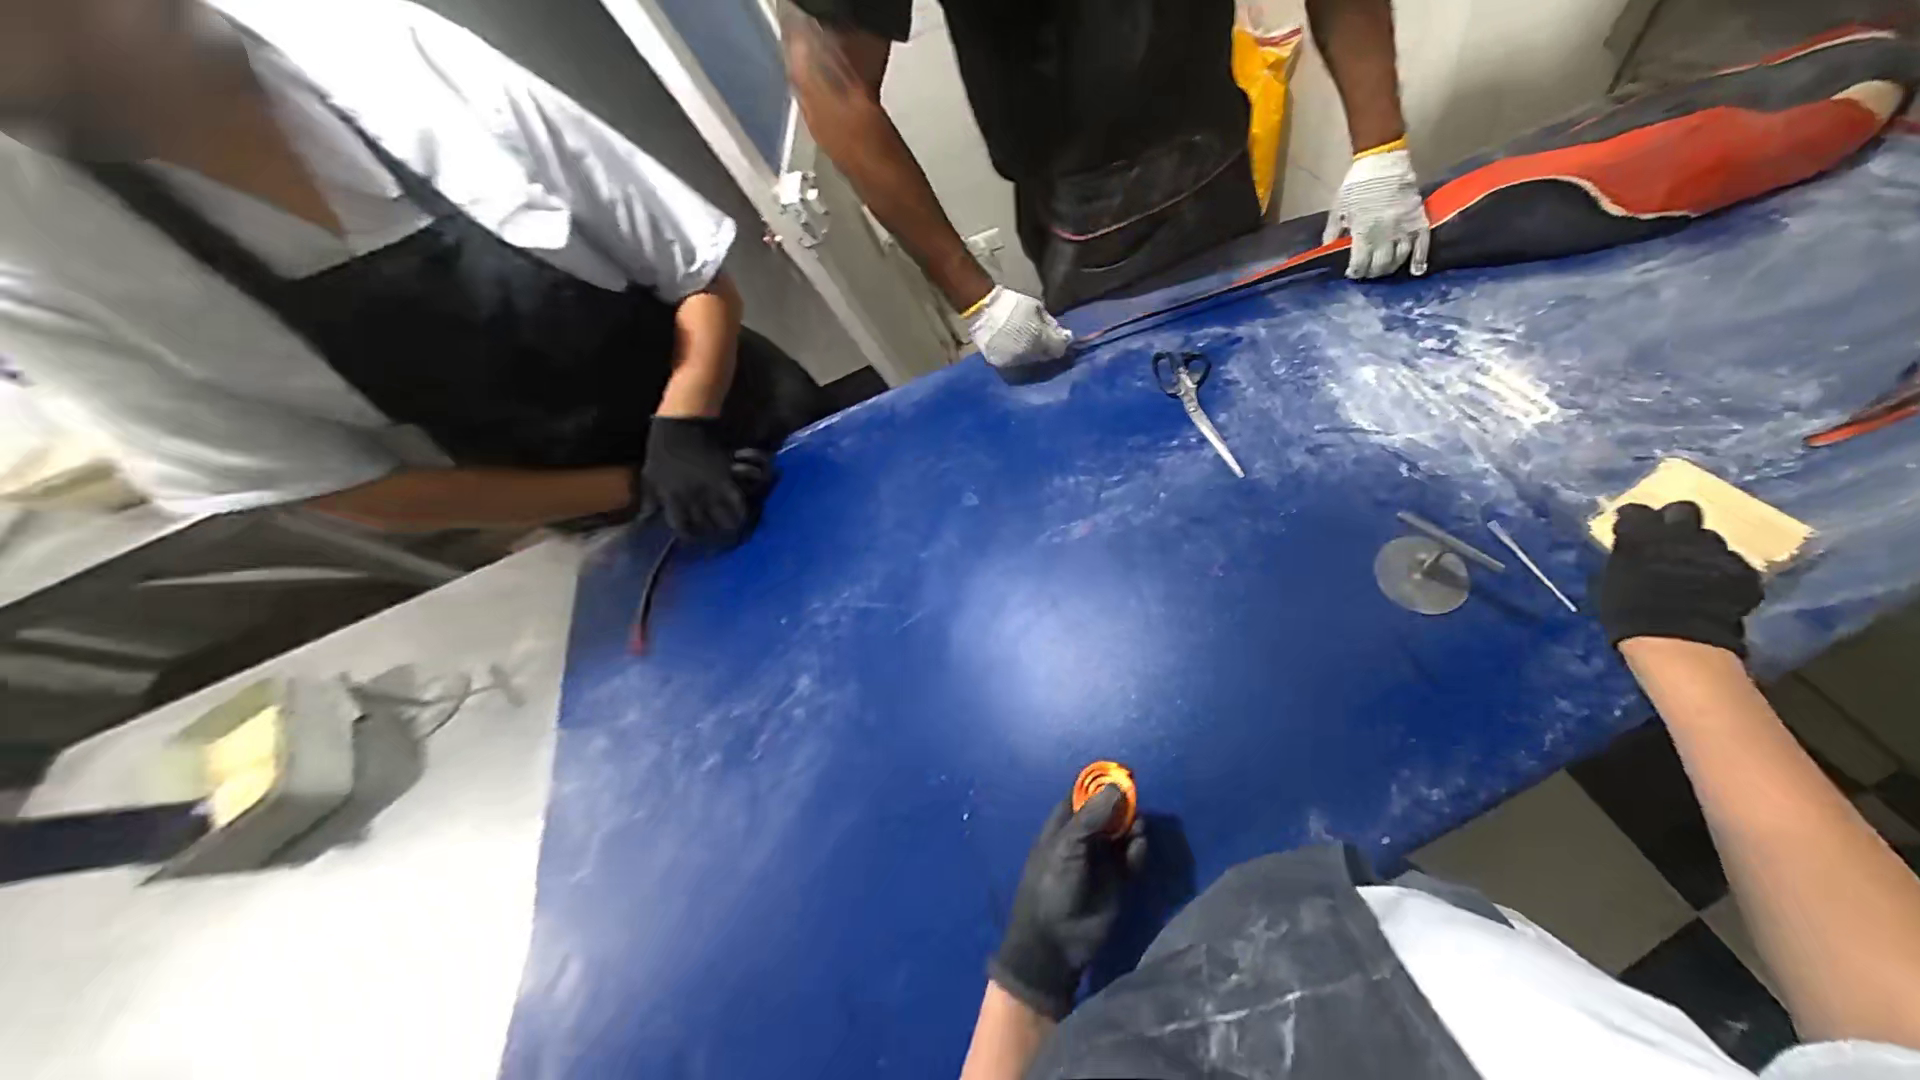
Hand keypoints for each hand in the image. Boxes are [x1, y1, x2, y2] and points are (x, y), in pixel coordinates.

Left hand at [642, 417, 754, 544]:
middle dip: (710, 532)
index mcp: (671, 497)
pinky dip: (740, 508)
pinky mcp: (724, 478)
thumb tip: (645, 517)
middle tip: (715, 535)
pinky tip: (741, 512)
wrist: (679, 425)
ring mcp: (709, 488)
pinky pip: (736, 500)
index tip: (694, 536)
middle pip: (704, 525)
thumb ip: (650, 498)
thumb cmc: (661, 449)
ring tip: (731, 529)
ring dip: (728, 525)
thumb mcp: (649, 475)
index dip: (689, 535)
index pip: (681, 526)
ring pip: (723, 517)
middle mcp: (691, 497)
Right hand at [966, 286, 1072, 378]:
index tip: (1061, 338)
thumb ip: (1050, 324)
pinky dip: (1017, 358)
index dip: (1062, 344)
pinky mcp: (1001, 365)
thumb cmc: (1012, 305)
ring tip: (1027, 344)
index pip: (1059, 350)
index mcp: (1041, 340)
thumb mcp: (1037, 308)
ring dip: (1032, 356)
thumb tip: (1062, 334)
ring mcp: (1014, 362)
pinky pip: (1014, 365)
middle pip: (1045, 359)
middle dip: (1046, 351)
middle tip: (1043, 341)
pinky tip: (1015, 349)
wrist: (984, 310)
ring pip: (1030, 364)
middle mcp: (1030, 355)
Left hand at [989, 787, 1146, 1018]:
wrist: (1056, 940)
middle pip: (1108, 811)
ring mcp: (1102, 858)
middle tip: (1135, 803)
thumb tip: (1116, 788)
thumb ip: (1091, 816)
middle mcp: (1084, 837)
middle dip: (1122, 805)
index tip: (1122, 774)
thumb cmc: (1051, 884)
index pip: (1083, 794)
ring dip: (1133, 827)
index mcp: (1063, 824)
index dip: (1100, 784)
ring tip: (1137, 829)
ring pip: (1124, 832)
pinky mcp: (1119, 880)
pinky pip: (1134, 857)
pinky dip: (1138, 850)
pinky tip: (1137, 849)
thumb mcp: (1066, 845)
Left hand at [1324, 147, 1430, 278]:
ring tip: (1383, 270)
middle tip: (1367, 273)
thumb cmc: (1356, 186)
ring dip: (1390, 268)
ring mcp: (1404, 226)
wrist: (1383, 162)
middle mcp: (1384, 234)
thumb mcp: (1338, 210)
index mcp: (1363, 233)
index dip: (1355, 272)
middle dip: (1371, 273)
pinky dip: (1420, 259)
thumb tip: (1326, 252)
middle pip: (1380, 264)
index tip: (1351, 274)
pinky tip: (1417, 271)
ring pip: (1399, 257)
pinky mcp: (1418, 218)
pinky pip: (1423, 242)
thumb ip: (1332, 233)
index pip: (1359, 263)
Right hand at [1596, 501, 1763, 656]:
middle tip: (1668, 537)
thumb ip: (1628, 556)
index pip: (1637, 511)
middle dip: (1676, 520)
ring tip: (1692, 566)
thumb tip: (1631, 548)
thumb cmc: (1628, 610)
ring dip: (1700, 548)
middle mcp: (1683, 535)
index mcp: (1642, 536)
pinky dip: (1721, 570)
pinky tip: (1713, 586)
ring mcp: (1718, 552)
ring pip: (1711, 539)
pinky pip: (1730, 563)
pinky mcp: (1743, 572)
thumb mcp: (1615, 578)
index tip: (1629, 526)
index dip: (1634, 518)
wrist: (1676, 638)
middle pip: (1684, 511)